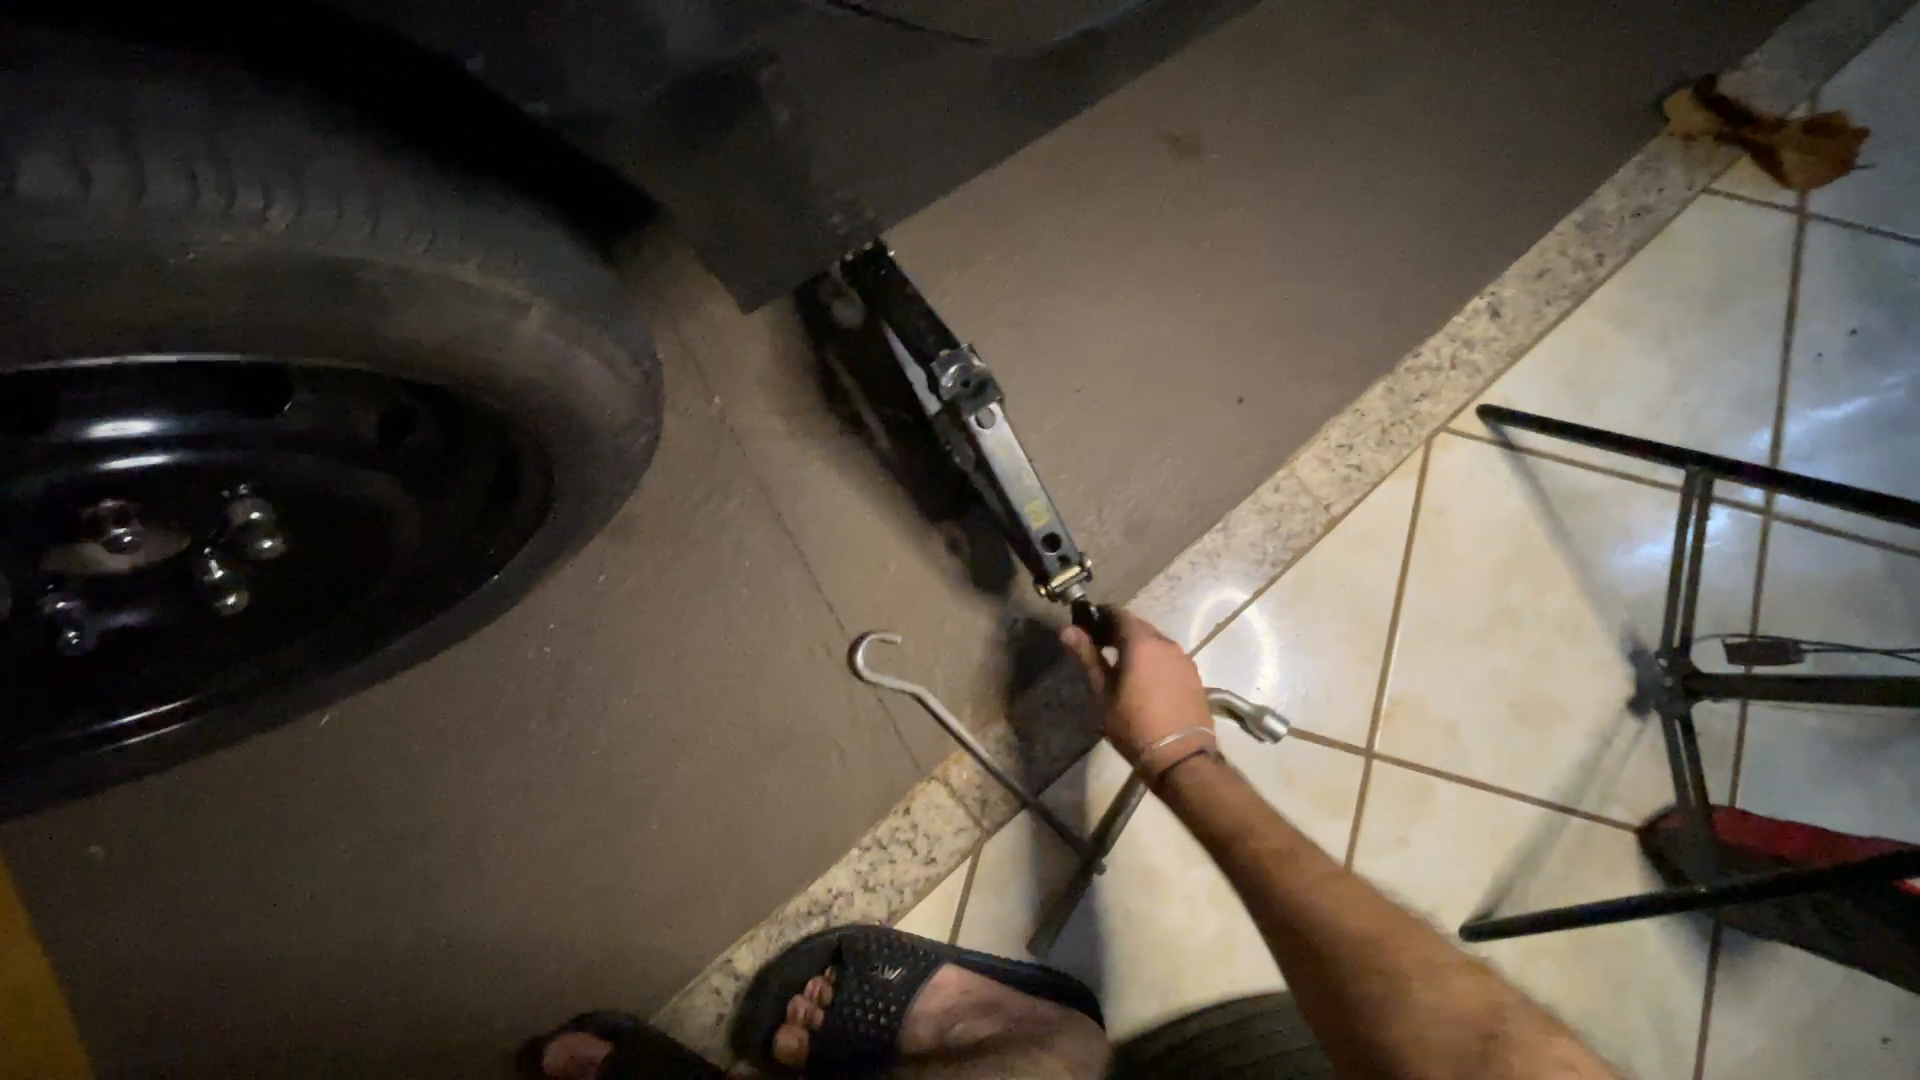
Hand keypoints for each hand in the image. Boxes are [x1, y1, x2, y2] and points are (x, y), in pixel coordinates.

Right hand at [1060, 609, 1213, 769]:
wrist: (1181, 757)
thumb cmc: (1134, 725)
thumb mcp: (1103, 692)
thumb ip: (1087, 656)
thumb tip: (1066, 629)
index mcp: (1141, 642)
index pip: (1118, 614)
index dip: (1100, 617)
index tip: (1087, 628)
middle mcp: (1166, 643)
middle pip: (1138, 627)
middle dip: (1118, 632)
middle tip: (1100, 648)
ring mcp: (1184, 659)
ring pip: (1155, 642)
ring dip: (1138, 647)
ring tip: (1122, 666)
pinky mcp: (1194, 675)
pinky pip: (1169, 658)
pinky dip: (1154, 660)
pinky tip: (1145, 680)